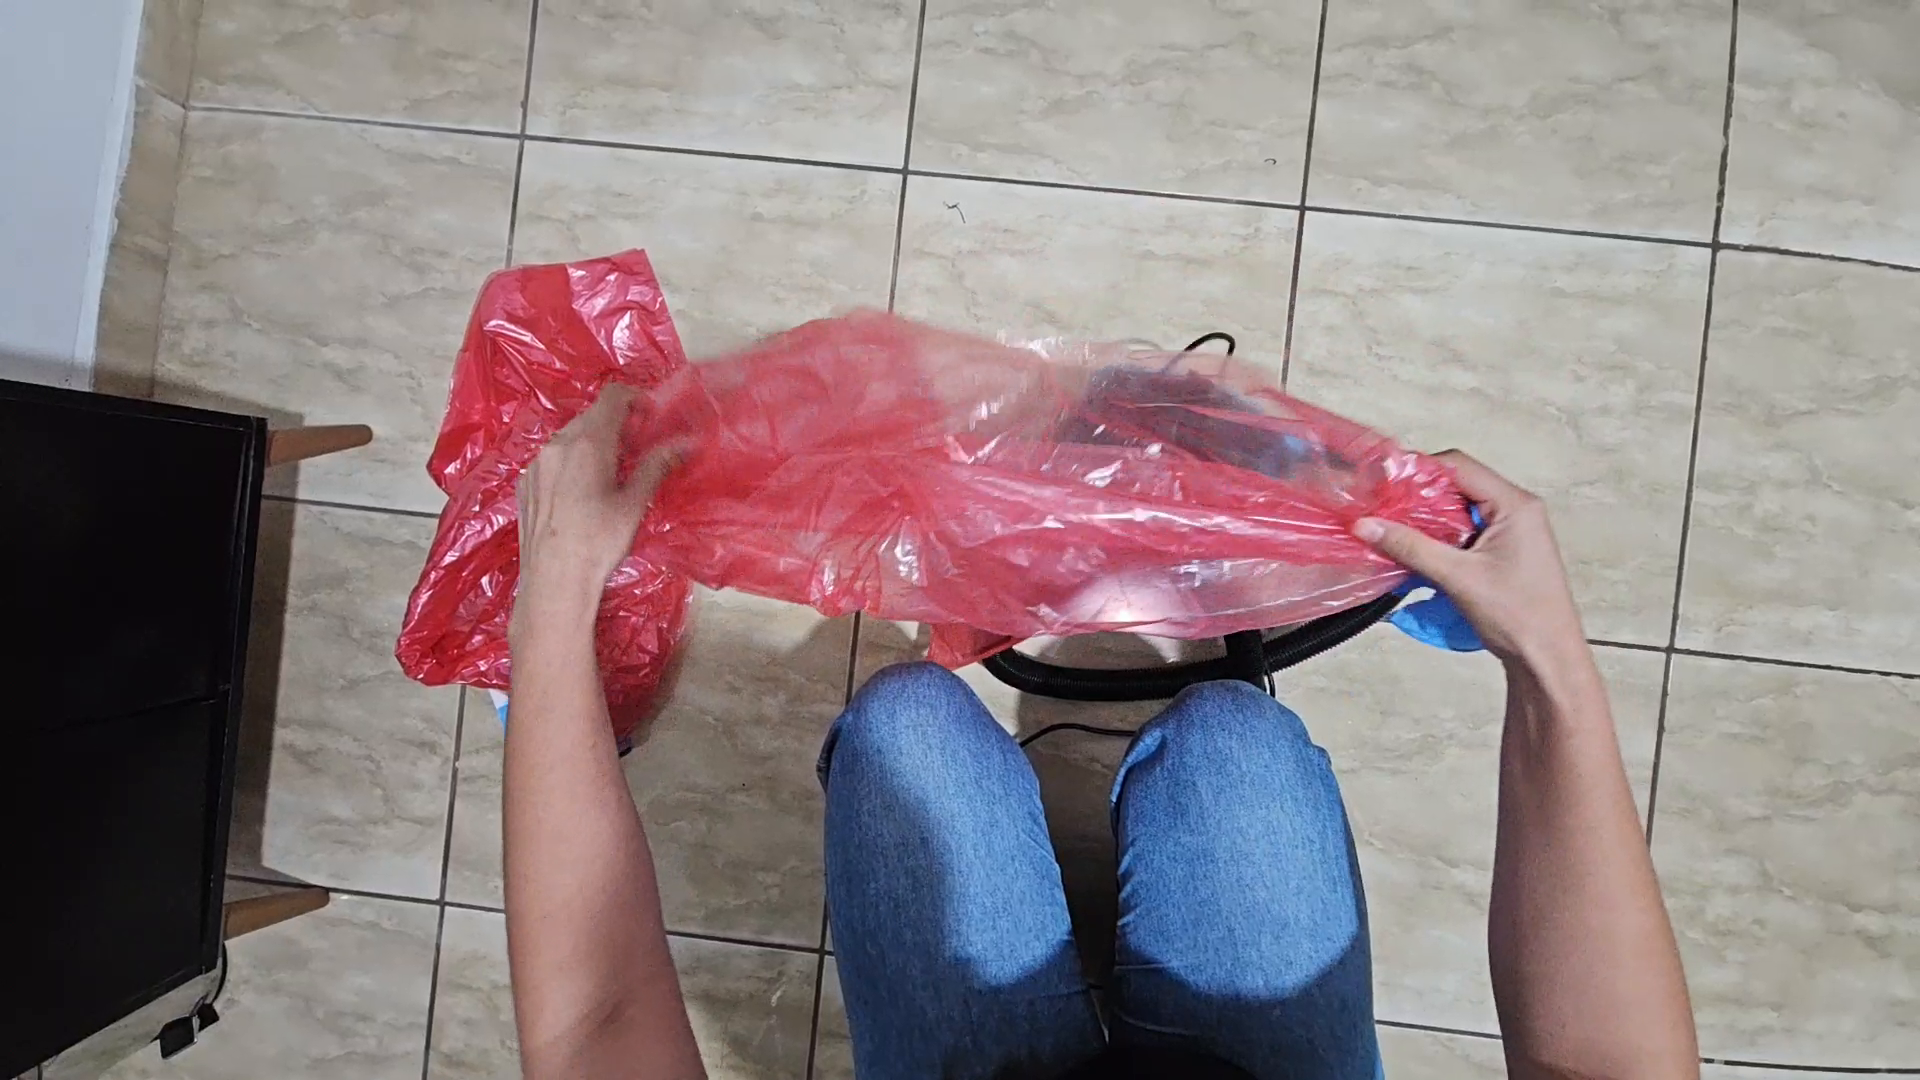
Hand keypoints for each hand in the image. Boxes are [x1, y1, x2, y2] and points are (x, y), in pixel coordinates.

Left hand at [510, 384, 683, 639]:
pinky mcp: (525, 483)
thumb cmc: (600, 541)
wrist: (555, 579)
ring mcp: (536, 463)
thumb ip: (658, 465)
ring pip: (571, 437)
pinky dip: (574, 461)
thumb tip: (687, 443)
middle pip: (592, 415)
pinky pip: (554, 458)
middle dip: (619, 423)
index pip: (612, 397)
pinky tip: (586, 490)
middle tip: (642, 447)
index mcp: (587, 443)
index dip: (637, 399)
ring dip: (597, 442)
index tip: (653, 417)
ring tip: (615, 471)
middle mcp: (557, 444)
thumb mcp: (635, 503)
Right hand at [1352, 450, 1588, 673]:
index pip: (1458, 466)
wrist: (1546, 657)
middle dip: (1414, 495)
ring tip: (1387, 528)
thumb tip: (1363, 524)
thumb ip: (1409, 546)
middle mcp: (1514, 510)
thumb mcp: (1457, 576)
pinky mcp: (1496, 549)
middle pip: (1454, 484)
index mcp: (1515, 505)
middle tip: (1377, 508)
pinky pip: (1456, 529)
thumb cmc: (1516, 614)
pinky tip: (1408, 548)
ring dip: (1420, 517)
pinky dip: (1431, 535)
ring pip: (1452, 508)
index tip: (1380, 482)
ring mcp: (1506, 530)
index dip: (1417, 469)